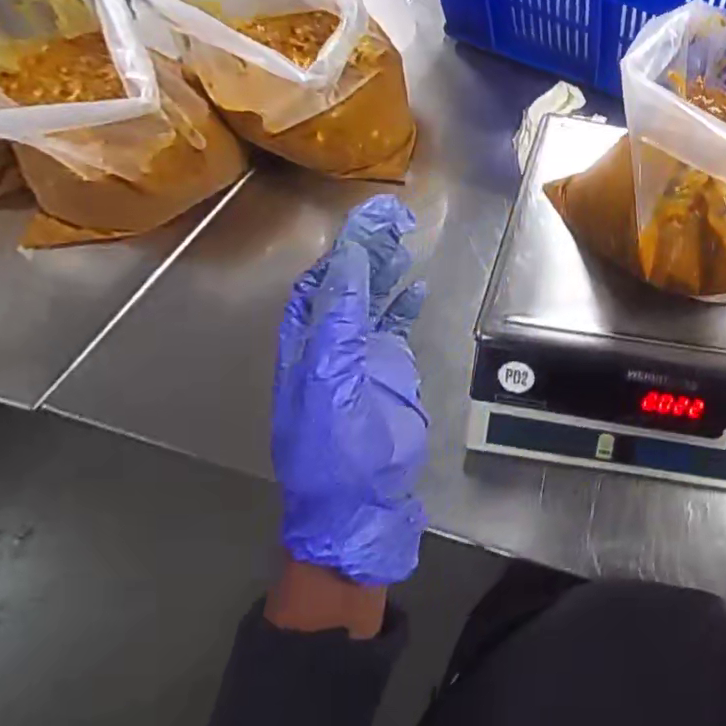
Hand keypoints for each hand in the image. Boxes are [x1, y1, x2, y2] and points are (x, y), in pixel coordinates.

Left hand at [271, 195, 429, 585]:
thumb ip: (340, 327)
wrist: (357, 506)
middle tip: (396, 219)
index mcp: (308, 346)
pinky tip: (416, 288)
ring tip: (406, 242)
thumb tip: (349, 267)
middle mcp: (331, 346)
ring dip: (387, 271)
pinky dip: (404, 305)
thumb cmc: (336, 453)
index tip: (372, 220)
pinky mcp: (386, 373)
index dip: (345, 250)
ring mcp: (360, 359)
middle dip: (368, 250)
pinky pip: (392, 328)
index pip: (323, 284)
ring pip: (371, 303)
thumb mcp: (332, 386)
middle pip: (348, 286)